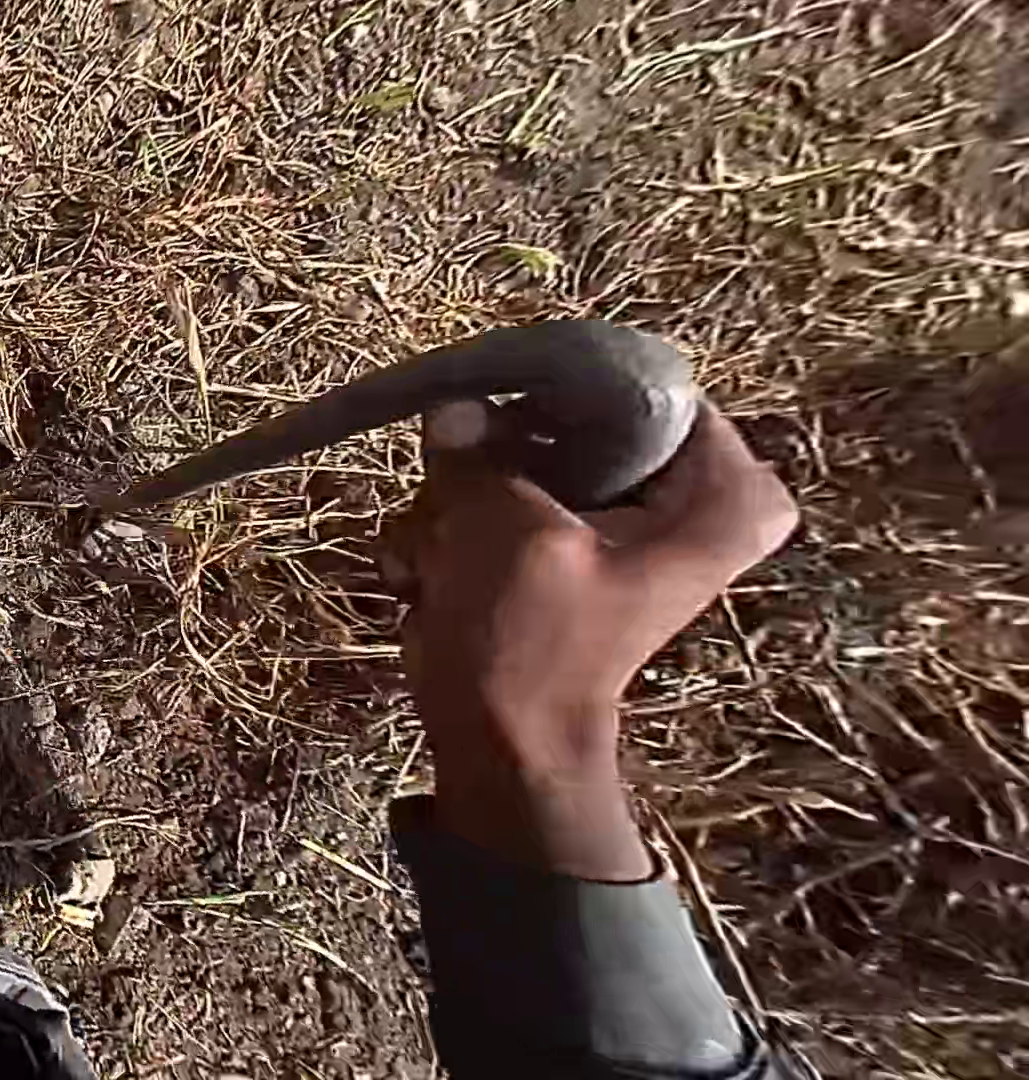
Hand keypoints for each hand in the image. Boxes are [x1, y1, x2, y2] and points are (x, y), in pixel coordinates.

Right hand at [401, 401, 796, 879]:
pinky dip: (440, 539)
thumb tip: (449, 406)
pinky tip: (430, 579)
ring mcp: (585, 524)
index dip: (564, 396)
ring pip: (499, 469)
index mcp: (715, 496)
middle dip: (489, 472)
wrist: (493, 724)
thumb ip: (480, 459)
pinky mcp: (531, 546)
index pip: (646, 395)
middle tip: (461, 512)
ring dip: (450, 514)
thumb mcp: (505, 534)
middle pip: (558, 432)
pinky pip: (472, 507)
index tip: (496, 412)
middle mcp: (661, 502)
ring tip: (443, 564)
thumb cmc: (529, 637)